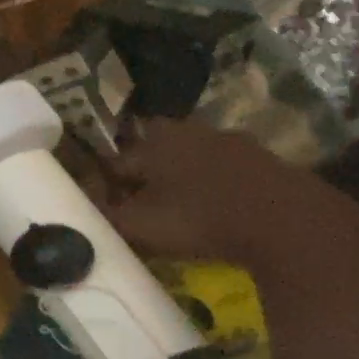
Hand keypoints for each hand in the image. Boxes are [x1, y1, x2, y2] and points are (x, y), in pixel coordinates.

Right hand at [100, 120, 358, 274]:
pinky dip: (209, 191)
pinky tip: (206, 215)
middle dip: (141, 179)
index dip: (102, 185)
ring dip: (177, 184)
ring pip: (189, 164)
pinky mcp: (267, 164)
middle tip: (132, 209)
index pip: (114, 160)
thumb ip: (98, 216)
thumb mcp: (134, 225)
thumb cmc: (198, 218)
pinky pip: (222, 175)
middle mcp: (194, 133)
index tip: (99, 208)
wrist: (290, 224)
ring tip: (168, 214)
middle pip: (154, 156)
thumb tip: (69, 215)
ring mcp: (236, 145)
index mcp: (156, 141)